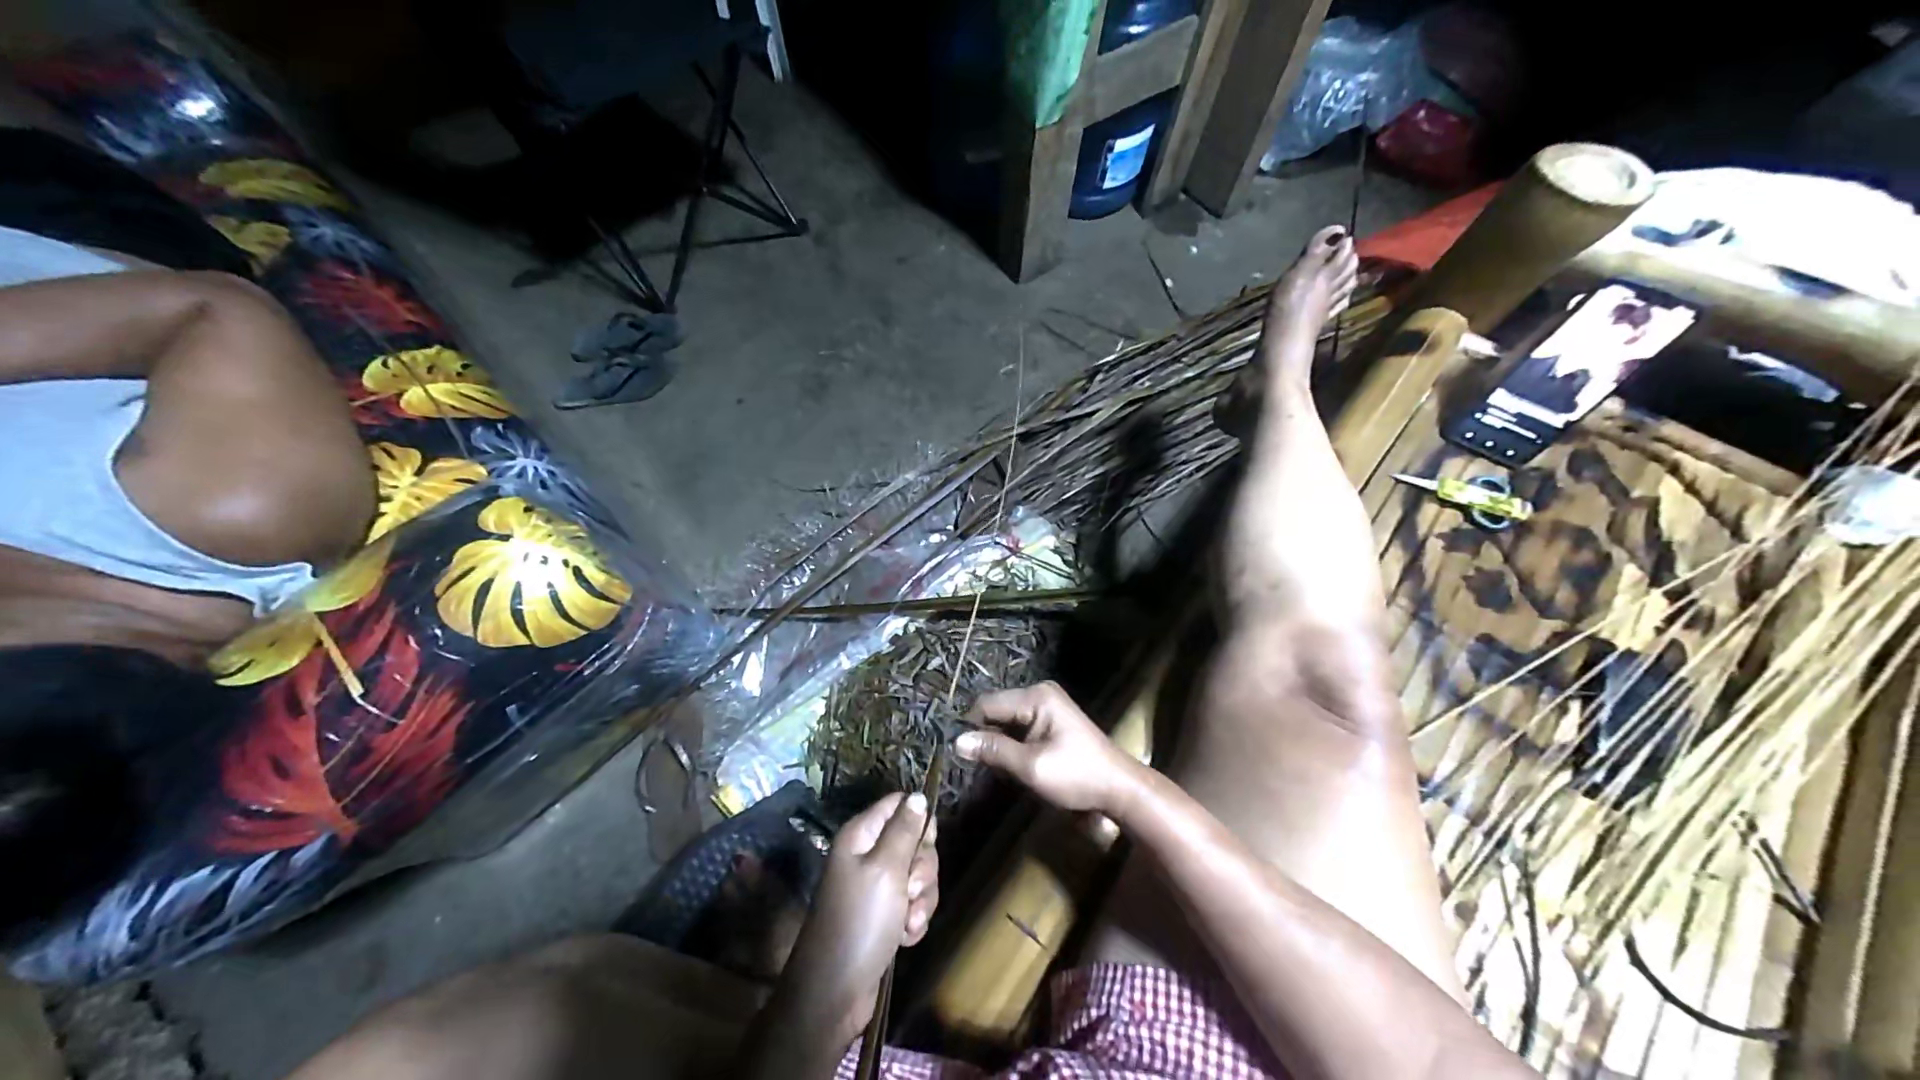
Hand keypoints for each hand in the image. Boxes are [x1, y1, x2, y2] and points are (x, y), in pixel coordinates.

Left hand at [776, 791, 938, 1046]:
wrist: (835, 992)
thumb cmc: (860, 922)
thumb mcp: (886, 869)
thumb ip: (905, 830)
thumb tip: (917, 796)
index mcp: (861, 835)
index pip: (898, 804)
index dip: (918, 820)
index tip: (923, 845)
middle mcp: (868, 854)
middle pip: (914, 840)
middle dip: (923, 868)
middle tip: (910, 889)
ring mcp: (875, 886)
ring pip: (918, 875)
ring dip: (921, 900)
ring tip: (906, 922)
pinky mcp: (884, 914)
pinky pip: (913, 904)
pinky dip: (913, 921)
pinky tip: (904, 938)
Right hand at [955, 682, 1142, 814]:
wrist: (1119, 789)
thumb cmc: (1077, 776)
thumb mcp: (1031, 767)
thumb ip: (993, 751)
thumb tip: (957, 741)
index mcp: (1036, 697)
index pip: (986, 704)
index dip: (970, 728)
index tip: (959, 755)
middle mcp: (1039, 694)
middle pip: (995, 711)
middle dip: (985, 737)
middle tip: (980, 767)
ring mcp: (1047, 707)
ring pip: (1006, 722)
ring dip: (999, 745)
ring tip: (999, 770)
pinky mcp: (1051, 722)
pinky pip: (1019, 729)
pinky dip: (1013, 746)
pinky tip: (1015, 766)